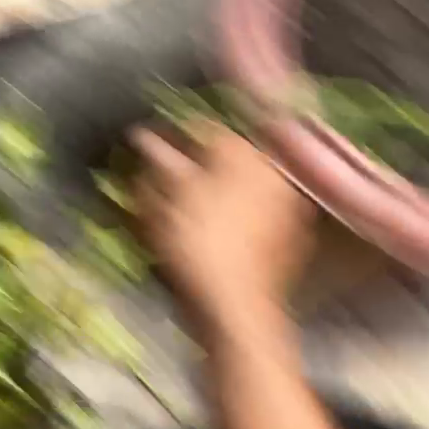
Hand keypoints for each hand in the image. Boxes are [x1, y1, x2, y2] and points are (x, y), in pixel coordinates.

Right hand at [132, 122, 312, 336]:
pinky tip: (209, 222)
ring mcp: (283, 201)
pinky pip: (250, 204)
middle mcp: (270, 170)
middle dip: (194, 158)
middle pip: (227, 153)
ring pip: (239, 179)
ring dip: (212, 181)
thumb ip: (157, 163)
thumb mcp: (162, 199)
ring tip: (183, 196)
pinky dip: (228, 205)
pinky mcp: (285, 228)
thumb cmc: (194, 244)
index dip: (174, 133)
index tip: (147, 143)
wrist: (233, 301)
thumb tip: (144, 137)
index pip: (207, 128)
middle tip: (162, 171)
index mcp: (242, 157)